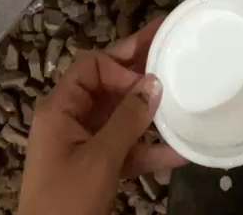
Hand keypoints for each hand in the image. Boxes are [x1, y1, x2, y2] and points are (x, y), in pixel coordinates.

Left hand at [16, 17, 185, 214]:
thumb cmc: (66, 202)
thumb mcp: (99, 159)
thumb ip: (127, 119)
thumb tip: (154, 83)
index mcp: (60, 109)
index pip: (91, 67)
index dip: (119, 66)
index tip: (146, 81)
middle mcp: (71, 120)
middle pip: (108, 85)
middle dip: (139, 70)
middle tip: (170, 42)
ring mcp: (84, 146)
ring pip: (120, 116)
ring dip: (149, 112)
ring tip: (182, 92)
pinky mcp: (97, 170)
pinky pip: (126, 149)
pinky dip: (149, 150)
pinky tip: (180, 150)